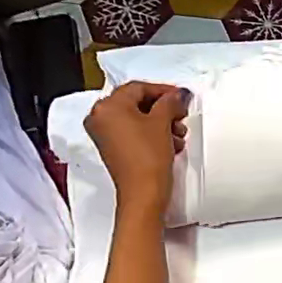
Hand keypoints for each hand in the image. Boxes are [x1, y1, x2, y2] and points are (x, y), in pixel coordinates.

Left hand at [85, 81, 188, 221]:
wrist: (143, 194)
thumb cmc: (147, 159)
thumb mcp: (162, 122)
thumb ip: (170, 102)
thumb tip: (176, 95)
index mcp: (107, 106)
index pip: (138, 88)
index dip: (163, 90)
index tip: (179, 95)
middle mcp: (101, 118)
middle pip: (136, 103)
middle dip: (163, 109)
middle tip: (180, 113)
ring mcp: (105, 135)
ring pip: (137, 119)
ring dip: (161, 123)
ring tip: (179, 133)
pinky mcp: (113, 150)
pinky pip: (133, 133)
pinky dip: (152, 134)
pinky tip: (171, 142)